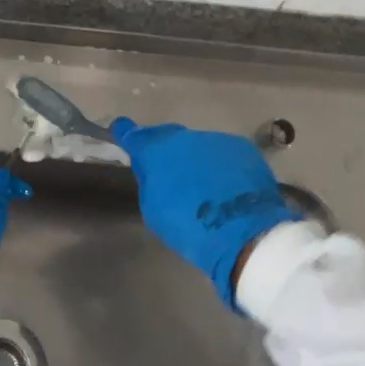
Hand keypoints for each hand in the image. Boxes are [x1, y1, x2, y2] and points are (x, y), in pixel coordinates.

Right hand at [111, 118, 300, 309]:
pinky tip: (228, 188)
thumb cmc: (188, 227)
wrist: (242, 234)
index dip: (125, 133)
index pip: (131, 134)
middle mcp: (182, 137)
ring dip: (196, 160)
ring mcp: (214, 139)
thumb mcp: (153, 209)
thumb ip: (149, 180)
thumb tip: (152, 168)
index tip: (121, 131)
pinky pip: (223, 153)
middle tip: (170, 173)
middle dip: (166, 152)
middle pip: (168, 138)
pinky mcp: (241, 147)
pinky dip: (221, 166)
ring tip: (205, 187)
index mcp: (155, 152)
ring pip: (197, 145)